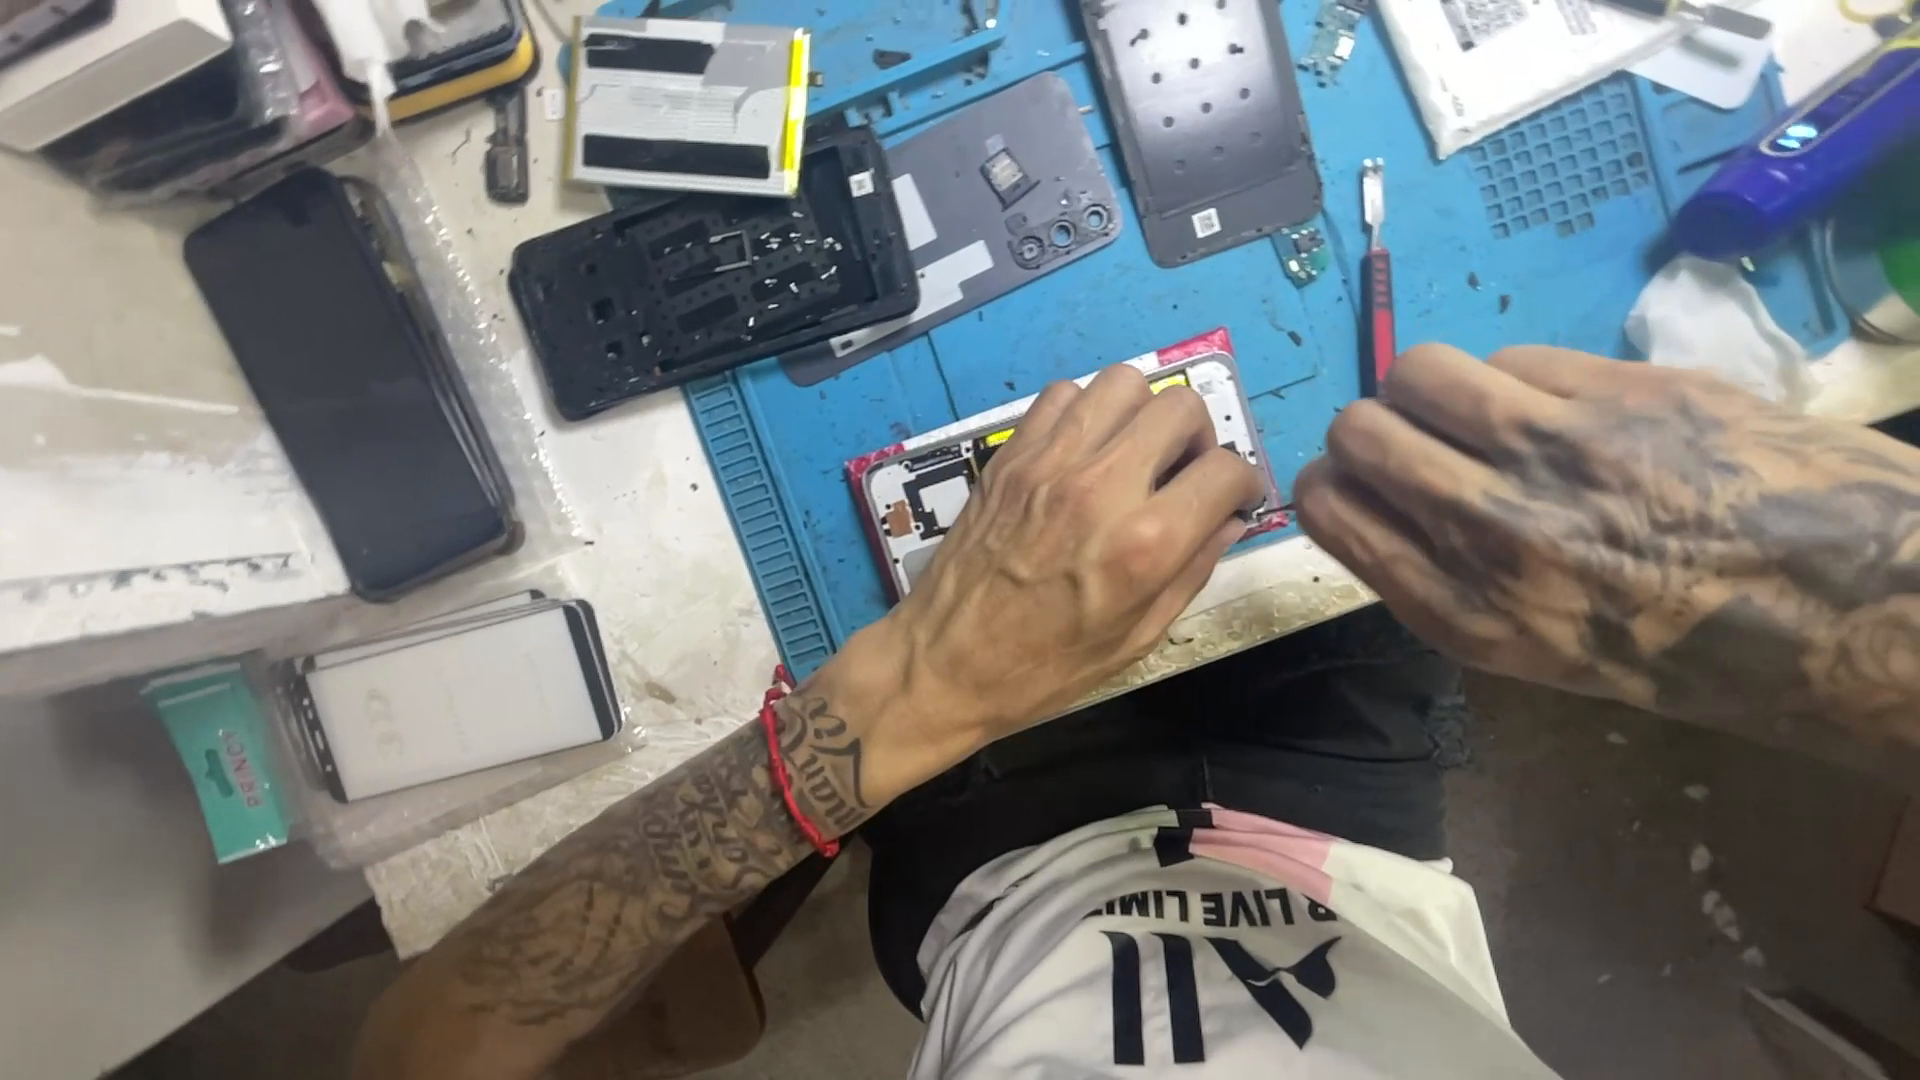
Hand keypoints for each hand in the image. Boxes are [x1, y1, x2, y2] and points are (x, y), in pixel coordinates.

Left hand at [849, 365, 1263, 796]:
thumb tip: (1227, 517)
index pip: (1225, 470)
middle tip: (1181, 473)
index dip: (1242, 484)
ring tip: (1133, 454)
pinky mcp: (1009, 454)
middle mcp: (1101, 485)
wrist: (944, 662)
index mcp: (1144, 542)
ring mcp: (1048, 461)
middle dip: (1199, 438)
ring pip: (1122, 382)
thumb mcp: (1138, 638)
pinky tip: (1082, 451)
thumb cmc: (1045, 668)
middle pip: (1180, 406)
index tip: (1228, 500)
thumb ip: (1194, 569)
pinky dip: (1085, 411)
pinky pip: (1062, 395)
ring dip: (1143, 413)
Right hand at [1294, 343, 1919, 742]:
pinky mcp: (1623, 395)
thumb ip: (1426, 578)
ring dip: (1427, 389)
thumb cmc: (1675, 648)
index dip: (1326, 483)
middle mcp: (1488, 529)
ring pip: (1418, 373)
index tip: (1354, 482)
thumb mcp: (1521, 648)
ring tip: (1471, 410)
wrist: (1864, 617)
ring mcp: (1557, 454)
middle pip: (1356, 431)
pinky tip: (1557, 408)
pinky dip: (1511, 379)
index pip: (1326, 507)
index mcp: (1458, 607)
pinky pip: (1509, 357)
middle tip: (1410, 442)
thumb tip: (1368, 502)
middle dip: (1367, 431)